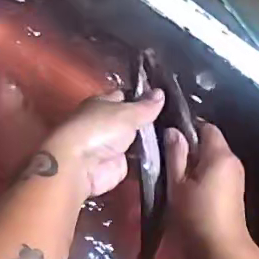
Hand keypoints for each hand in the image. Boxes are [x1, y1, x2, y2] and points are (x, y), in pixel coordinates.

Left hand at [39, 90, 163, 197]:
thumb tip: (161, 92)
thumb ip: (146, 106)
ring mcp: (112, 146)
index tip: (164, 98)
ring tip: (176, 135)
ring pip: (138, 140)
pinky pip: (139, 160)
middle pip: (133, 120)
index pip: (124, 96)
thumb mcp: (127, 112)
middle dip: (151, 120)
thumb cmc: (100, 128)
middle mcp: (106, 123)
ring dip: (153, 141)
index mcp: (103, 104)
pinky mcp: (118, 166)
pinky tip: (168, 154)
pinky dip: (151, 159)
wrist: (82, 164)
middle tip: (175, 119)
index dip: (142, 97)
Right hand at [162, 121, 249, 253]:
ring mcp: (236, 178)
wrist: (221, 251)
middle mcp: (233, 161)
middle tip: (166, 160)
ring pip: (212, 160)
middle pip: (210, 143)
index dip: (187, 129)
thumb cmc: (196, 216)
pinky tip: (187, 191)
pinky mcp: (234, 193)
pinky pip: (217, 175)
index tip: (167, 140)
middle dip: (190, 149)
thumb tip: (173, 131)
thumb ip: (175, 155)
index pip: (206, 127)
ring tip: (174, 177)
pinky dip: (203, 177)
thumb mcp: (178, 184)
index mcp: (220, 154)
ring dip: (195, 165)